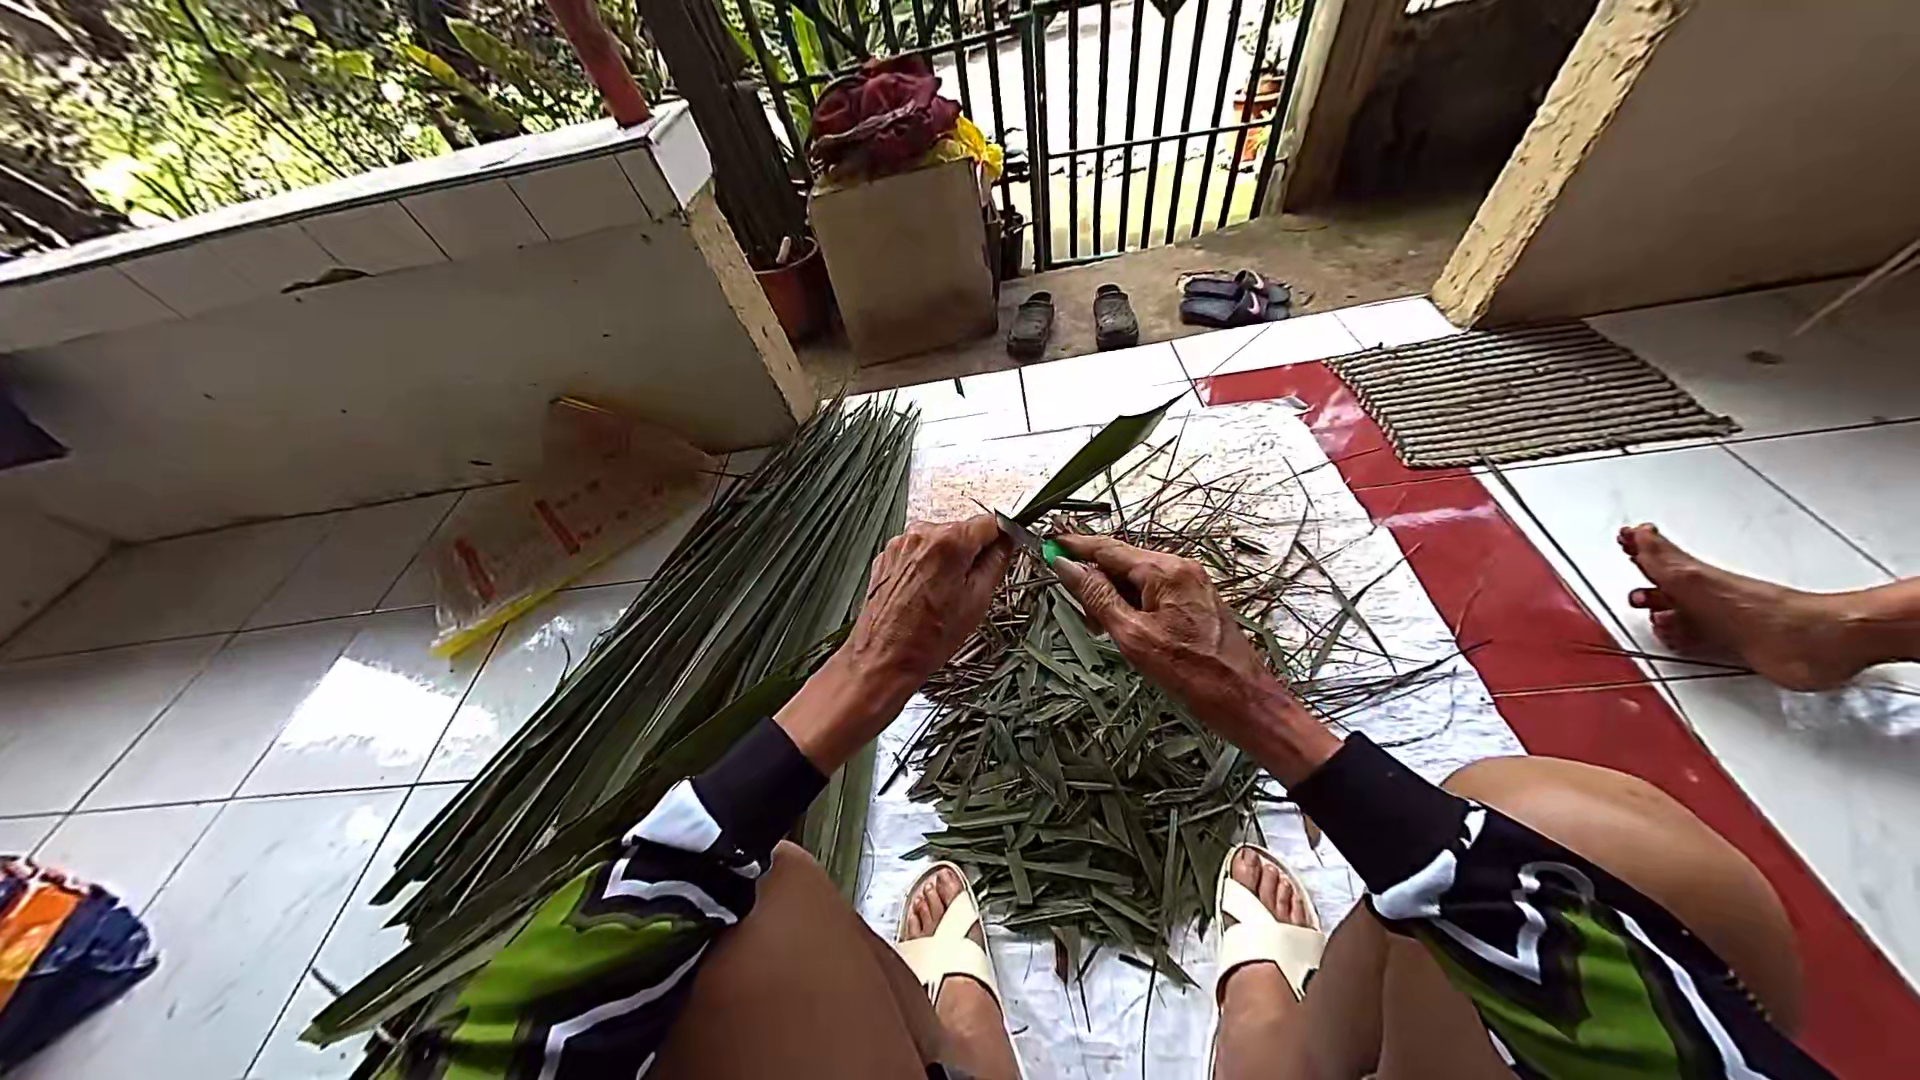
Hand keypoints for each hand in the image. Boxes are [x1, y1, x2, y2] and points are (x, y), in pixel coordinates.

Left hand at [778, 515, 1012, 770]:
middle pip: (963, 530)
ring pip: (940, 541)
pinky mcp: (887, 556)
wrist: (884, 657)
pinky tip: (925, 594)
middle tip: (972, 586)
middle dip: (973, 552)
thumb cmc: (926, 638)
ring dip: (949, 559)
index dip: (1003, 535)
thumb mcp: (977, 600)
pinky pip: (919, 552)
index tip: (1006, 548)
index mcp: (949, 542)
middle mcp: (921, 534)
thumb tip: (1007, 542)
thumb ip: (996, 562)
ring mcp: (900, 544)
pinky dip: (927, 566)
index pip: (990, 521)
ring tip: (944, 595)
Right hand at [1051, 534, 1338, 784]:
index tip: (1048, 543)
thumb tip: (1065, 566)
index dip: (1075, 546)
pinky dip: (1132, 604)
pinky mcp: (1195, 598)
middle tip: (1083, 616)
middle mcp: (1179, 566)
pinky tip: (1126, 629)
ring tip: (1104, 629)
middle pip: (1121, 562)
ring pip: (1136, 578)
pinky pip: (1153, 591)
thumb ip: (1096, 596)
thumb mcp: (1132, 636)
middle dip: (1095, 582)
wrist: (1245, 700)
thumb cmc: (1190, 673)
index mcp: (1164, 570)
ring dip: (1112, 597)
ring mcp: (1190, 581)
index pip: (1107, 548)